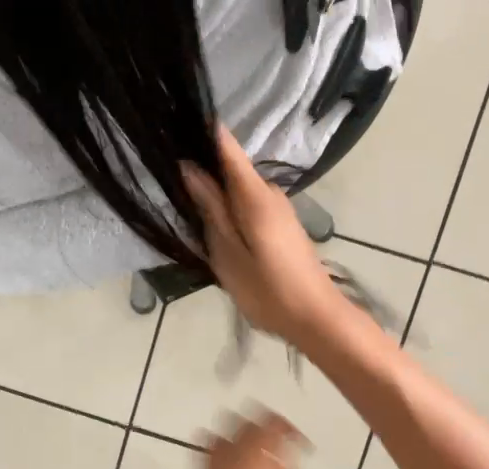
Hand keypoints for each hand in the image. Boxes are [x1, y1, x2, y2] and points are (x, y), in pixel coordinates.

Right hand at [181, 127, 351, 345]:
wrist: (316, 318)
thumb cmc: (269, 292)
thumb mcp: (229, 255)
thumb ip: (211, 210)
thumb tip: (191, 169)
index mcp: (255, 194)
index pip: (225, 145)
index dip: (200, 133)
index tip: (174, 130)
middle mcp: (270, 192)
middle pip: (232, 168)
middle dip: (204, 171)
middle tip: (172, 185)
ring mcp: (280, 208)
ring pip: (240, 190)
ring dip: (217, 195)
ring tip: (190, 209)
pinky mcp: (283, 225)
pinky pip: (250, 206)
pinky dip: (232, 211)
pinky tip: (218, 230)